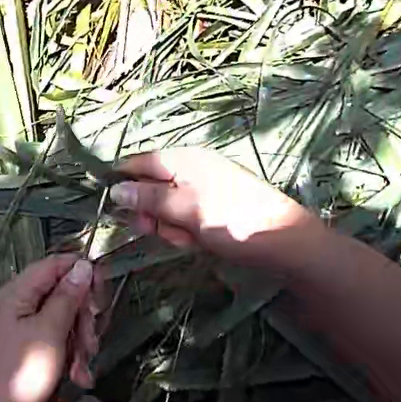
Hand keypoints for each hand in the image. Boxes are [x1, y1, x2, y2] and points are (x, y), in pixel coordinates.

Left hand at [0, 254, 99, 401]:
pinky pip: (50, 341)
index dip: (81, 273)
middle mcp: (13, 306)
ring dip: (78, 340)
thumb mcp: (50, 332)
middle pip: (59, 293)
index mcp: (15, 294)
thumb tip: (82, 265)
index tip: (101, 296)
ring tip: (83, 367)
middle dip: (82, 315)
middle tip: (92, 341)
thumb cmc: (19, 377)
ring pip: (59, 320)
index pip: (54, 264)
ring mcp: (14, 330)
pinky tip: (77, 378)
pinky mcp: (18, 353)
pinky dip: (67, 355)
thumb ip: (67, 296)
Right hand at [108, 148, 322, 270]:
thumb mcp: (186, 207)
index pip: (139, 162)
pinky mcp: (212, 211)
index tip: (116, 209)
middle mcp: (191, 169)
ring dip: (170, 228)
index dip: (124, 183)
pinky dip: (187, 234)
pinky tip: (199, 243)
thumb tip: (115, 189)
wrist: (285, 243)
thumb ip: (149, 198)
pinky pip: (185, 220)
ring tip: (191, 238)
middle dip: (153, 214)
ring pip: (166, 210)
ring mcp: (203, 191)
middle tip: (166, 230)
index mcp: (184, 158)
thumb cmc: (233, 219)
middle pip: (150, 189)